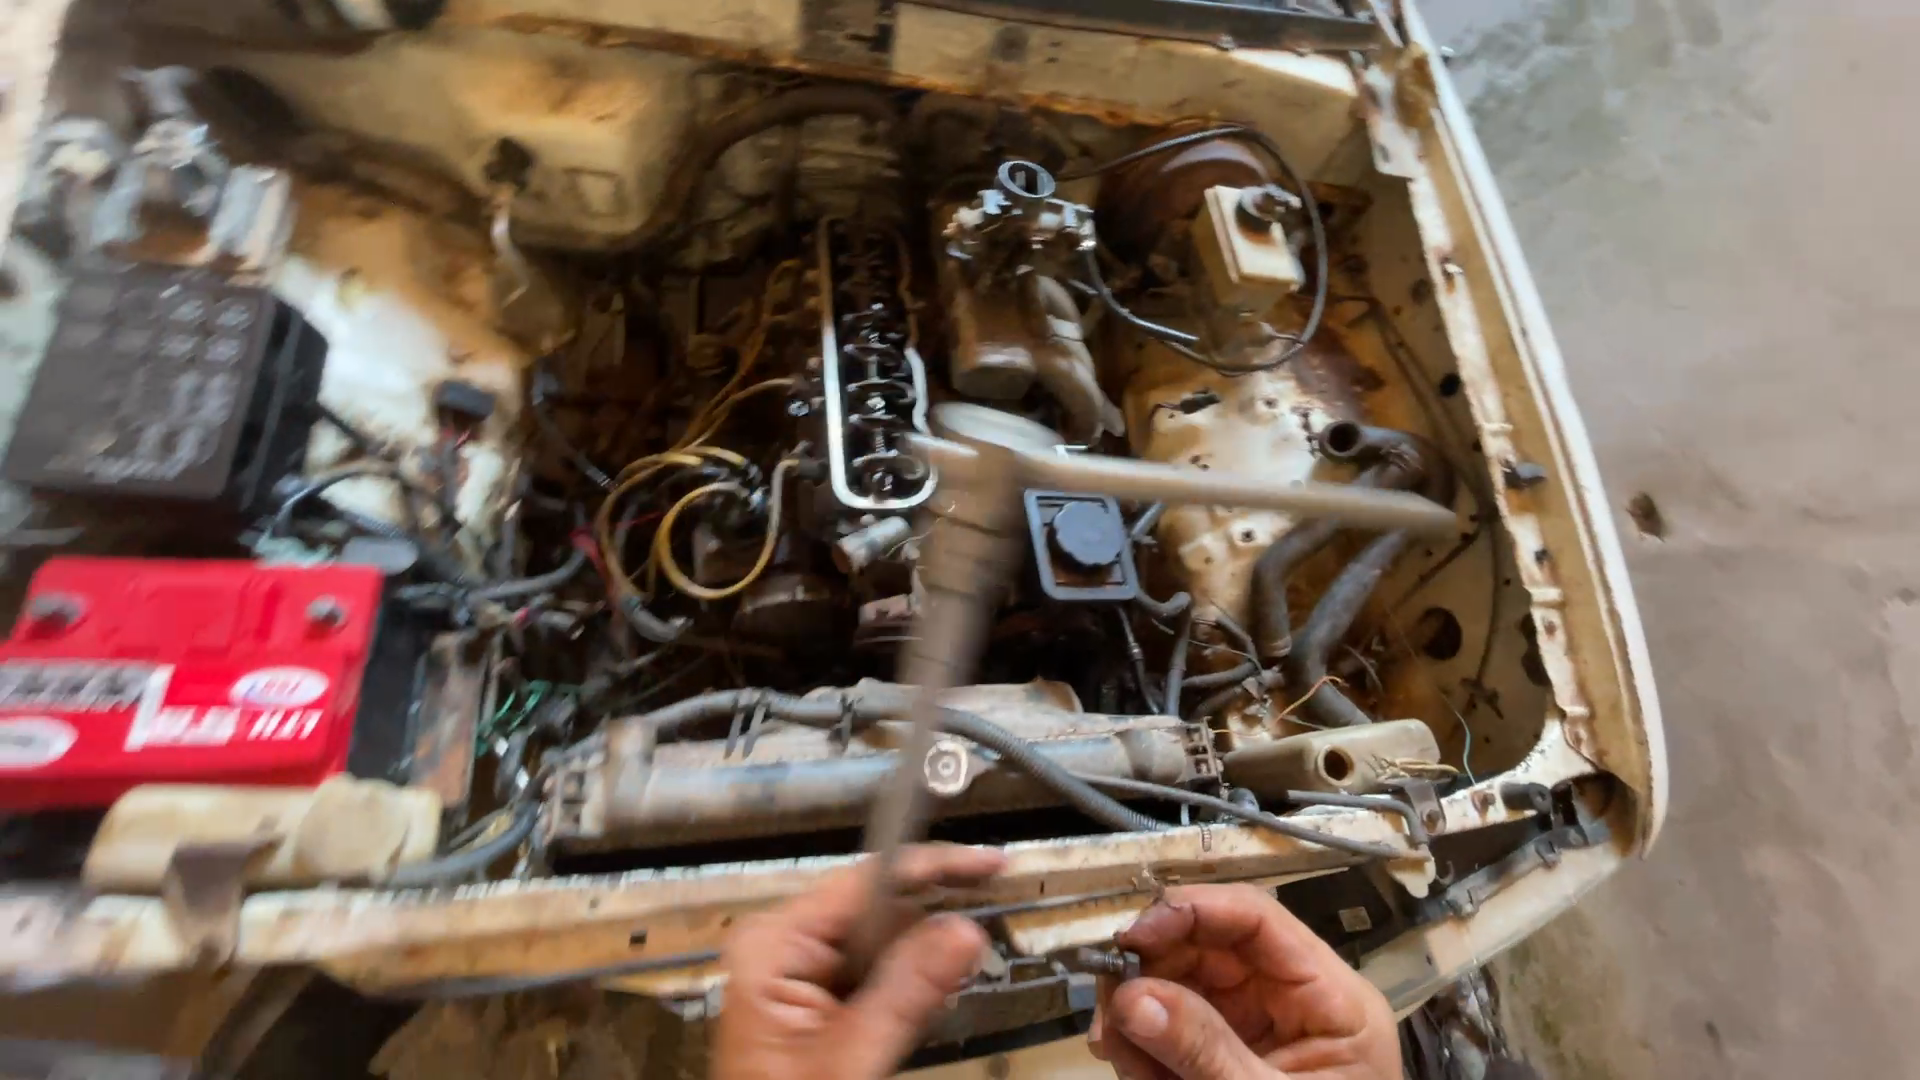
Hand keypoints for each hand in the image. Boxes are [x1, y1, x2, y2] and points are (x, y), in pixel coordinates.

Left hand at [713, 844, 1008, 1079]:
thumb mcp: (849, 1059)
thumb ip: (908, 993)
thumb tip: (967, 930)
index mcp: (778, 939)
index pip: (868, 879)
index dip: (934, 866)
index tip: (990, 863)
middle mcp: (785, 937)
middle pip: (877, 901)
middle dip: (936, 912)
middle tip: (994, 909)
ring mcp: (798, 963)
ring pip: (882, 933)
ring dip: (927, 950)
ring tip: (965, 968)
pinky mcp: (813, 989)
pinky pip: (873, 963)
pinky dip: (910, 976)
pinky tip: (935, 992)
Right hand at [1090, 885, 1399, 1079]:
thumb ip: (1205, 1052)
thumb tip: (1129, 996)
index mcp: (1331, 998)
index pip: (1256, 916)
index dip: (1191, 911)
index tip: (1132, 937)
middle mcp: (1290, 994)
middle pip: (1207, 943)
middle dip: (1151, 968)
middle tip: (1106, 1005)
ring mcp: (1255, 1020)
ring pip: (1179, 977)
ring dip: (1137, 1007)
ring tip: (1112, 1049)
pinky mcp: (1226, 1046)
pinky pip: (1172, 1018)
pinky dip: (1141, 1038)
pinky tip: (1128, 1063)